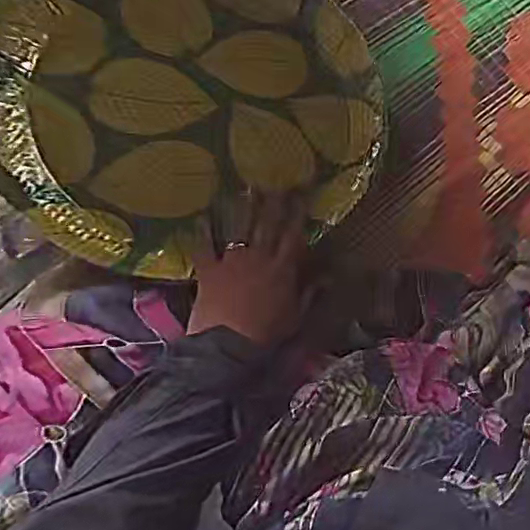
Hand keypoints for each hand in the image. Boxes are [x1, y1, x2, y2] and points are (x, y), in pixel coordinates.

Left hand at [186, 192, 310, 342]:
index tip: (301, 196)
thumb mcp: (296, 314)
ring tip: (246, 190)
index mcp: (283, 268)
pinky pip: (204, 246)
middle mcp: (259, 257)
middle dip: (273, 204)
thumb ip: (310, 292)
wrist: (228, 345)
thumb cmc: (267, 332)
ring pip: (240, 228)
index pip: (293, 235)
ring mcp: (232, 261)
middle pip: (267, 225)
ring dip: (243, 208)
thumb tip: (328, 276)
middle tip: (276, 184)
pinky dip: (202, 231)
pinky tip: (202, 216)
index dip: (297, 214)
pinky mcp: (209, 270)